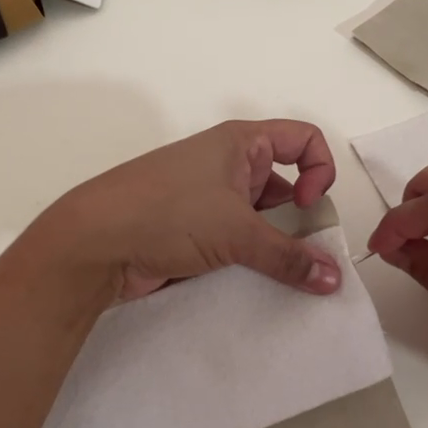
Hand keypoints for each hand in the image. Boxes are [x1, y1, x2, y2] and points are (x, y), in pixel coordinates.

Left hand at [15, 119, 344, 307]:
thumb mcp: (236, 232)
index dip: (319, 169)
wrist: (93, 244)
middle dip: (300, 219)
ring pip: (260, 219)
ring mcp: (209, 200)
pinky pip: (236, 242)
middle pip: (286, 184)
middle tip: (308, 258)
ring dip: (275, 246)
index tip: (307, 207)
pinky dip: (251, 261)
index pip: (303, 139)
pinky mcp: (193, 231)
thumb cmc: (168, 213)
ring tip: (286, 279)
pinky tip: (257, 287)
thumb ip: (289, 257)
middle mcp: (228, 165)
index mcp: (241, 143)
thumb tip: (333, 278)